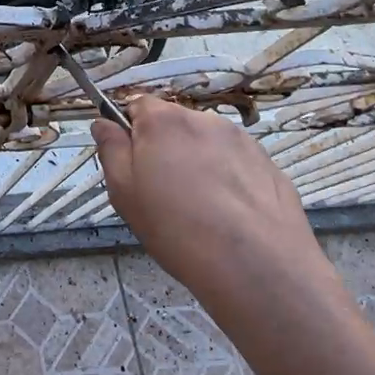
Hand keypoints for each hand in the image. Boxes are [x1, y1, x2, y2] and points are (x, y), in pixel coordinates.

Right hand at [93, 97, 324, 302]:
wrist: (258, 269)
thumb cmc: (177, 229)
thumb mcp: (124, 192)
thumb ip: (110, 150)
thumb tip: (104, 123)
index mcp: (163, 120)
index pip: (137, 105)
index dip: (132, 132)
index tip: (134, 165)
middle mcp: (203, 120)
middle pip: (175, 125)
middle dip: (167, 148)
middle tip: (165, 193)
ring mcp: (243, 141)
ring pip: (207, 145)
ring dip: (200, 162)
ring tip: (203, 209)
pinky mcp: (270, 166)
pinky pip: (238, 165)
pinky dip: (230, 180)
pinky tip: (231, 216)